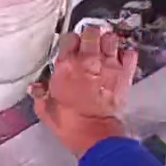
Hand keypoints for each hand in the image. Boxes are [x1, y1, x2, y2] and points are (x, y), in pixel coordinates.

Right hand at [31, 26, 137, 158]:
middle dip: (91, 36)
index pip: (69, 38)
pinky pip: (130, 53)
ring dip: (108, 42)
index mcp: (67, 65)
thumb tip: (35, 88)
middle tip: (90, 45)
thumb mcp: (46, 109)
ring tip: (105, 50)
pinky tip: (120, 60)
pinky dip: (126, 54)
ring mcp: (108, 65)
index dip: (71, 42)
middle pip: (92, 32)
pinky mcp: (124, 74)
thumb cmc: (70, 122)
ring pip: (111, 37)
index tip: (71, 48)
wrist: (94, 133)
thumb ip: (40, 93)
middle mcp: (88, 59)